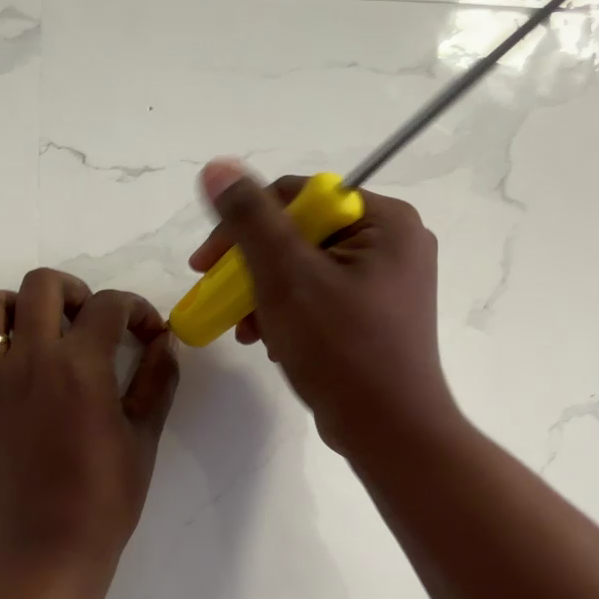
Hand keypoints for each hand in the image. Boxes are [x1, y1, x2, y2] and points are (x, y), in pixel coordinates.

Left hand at [0, 269, 179, 569]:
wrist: (53, 545)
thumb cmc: (107, 496)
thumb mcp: (144, 435)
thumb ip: (157, 380)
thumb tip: (164, 341)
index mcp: (80, 365)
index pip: (109, 306)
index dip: (136, 310)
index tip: (145, 333)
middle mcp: (30, 361)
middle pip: (40, 286)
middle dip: (72, 291)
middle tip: (86, 322)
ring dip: (7, 306)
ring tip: (30, 329)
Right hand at [189, 158, 458, 454]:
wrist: (389, 430)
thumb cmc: (341, 350)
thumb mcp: (286, 278)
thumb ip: (249, 221)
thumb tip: (218, 167)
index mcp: (385, 221)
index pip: (298, 198)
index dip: (243, 224)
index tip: (204, 265)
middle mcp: (393, 241)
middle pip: (299, 234)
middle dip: (252, 268)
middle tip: (222, 300)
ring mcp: (387, 281)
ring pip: (304, 268)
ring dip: (263, 294)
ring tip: (245, 329)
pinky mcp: (376, 315)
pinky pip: (319, 296)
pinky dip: (287, 313)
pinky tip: (269, 340)